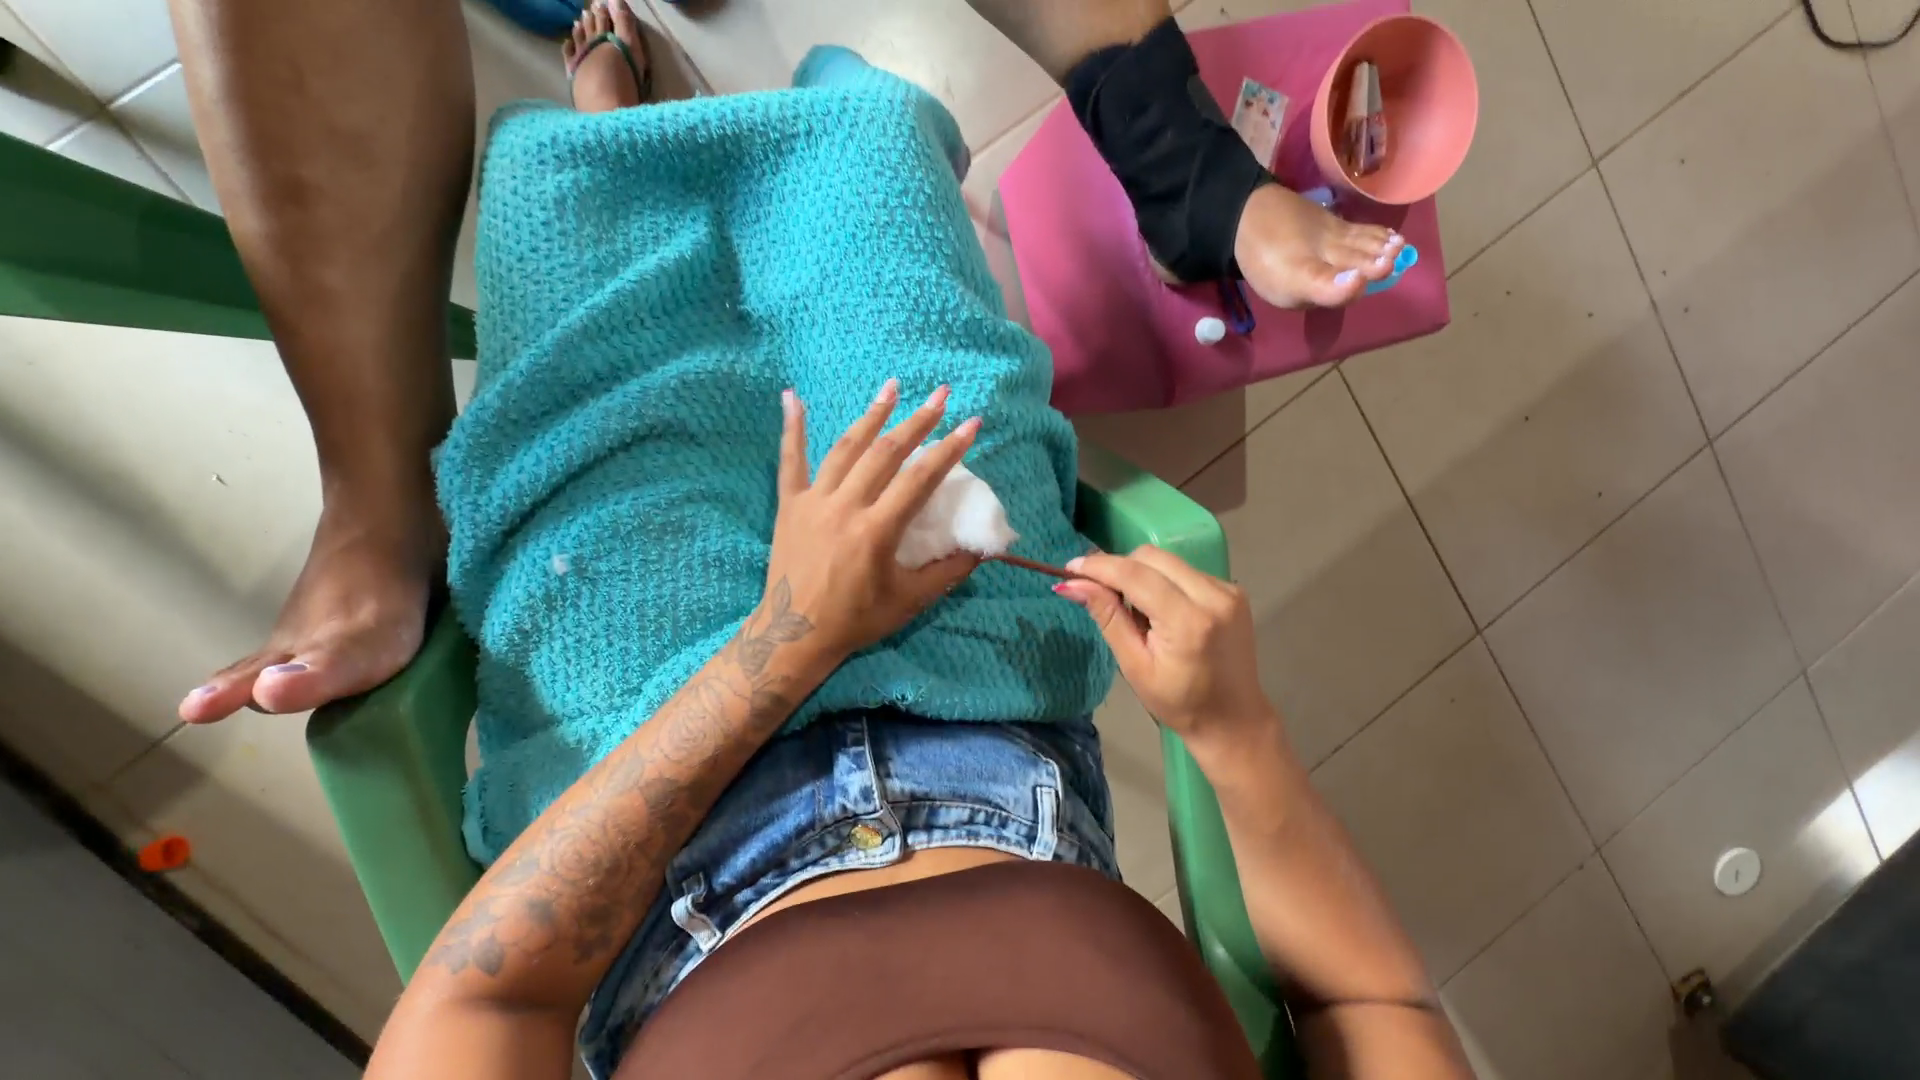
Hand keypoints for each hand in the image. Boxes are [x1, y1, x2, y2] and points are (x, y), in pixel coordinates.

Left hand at [764, 380, 981, 662]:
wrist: (793, 635)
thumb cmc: (855, 621)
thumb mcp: (909, 602)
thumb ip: (948, 572)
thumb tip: (983, 549)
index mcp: (876, 531)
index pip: (920, 480)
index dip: (948, 450)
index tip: (971, 424)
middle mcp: (844, 507)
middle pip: (885, 454)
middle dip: (916, 421)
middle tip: (940, 395)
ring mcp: (813, 502)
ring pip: (845, 449)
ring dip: (871, 415)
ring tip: (891, 386)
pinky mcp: (789, 505)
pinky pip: (789, 461)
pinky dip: (791, 428)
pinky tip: (790, 396)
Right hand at [1054, 546, 1281, 759]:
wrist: (1234, 720)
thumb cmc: (1179, 702)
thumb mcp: (1134, 666)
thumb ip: (1107, 617)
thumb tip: (1072, 584)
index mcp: (1187, 621)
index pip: (1135, 574)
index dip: (1099, 566)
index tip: (1070, 567)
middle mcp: (1213, 596)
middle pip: (1152, 557)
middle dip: (1120, 567)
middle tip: (1100, 592)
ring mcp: (1228, 590)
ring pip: (1168, 560)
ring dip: (1142, 574)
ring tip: (1135, 609)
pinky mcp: (1234, 590)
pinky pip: (1186, 571)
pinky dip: (1164, 581)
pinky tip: (1161, 610)